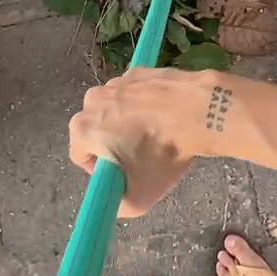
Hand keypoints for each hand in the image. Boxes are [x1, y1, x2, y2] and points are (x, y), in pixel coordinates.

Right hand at [68, 68, 225, 216]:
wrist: (196, 111)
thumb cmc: (162, 154)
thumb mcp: (137, 199)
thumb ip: (115, 204)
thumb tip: (113, 195)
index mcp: (83, 128)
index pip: (80, 155)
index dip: (100, 169)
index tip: (123, 173)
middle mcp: (92, 100)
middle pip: (94, 129)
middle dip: (111, 143)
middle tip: (139, 155)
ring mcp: (116, 81)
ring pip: (112, 109)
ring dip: (126, 122)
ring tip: (154, 133)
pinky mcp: (137, 71)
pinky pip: (131, 94)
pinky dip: (141, 104)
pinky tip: (162, 114)